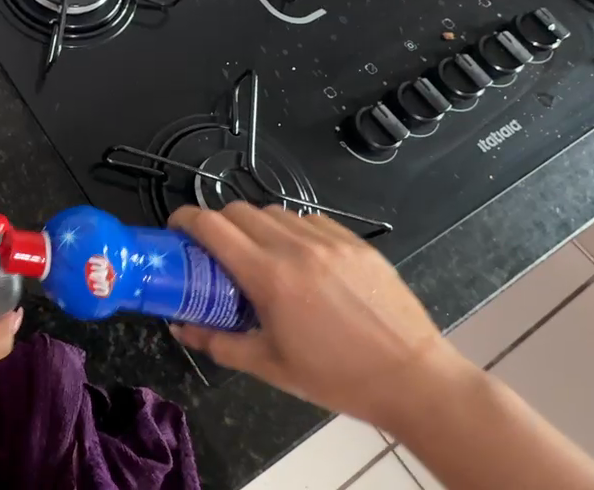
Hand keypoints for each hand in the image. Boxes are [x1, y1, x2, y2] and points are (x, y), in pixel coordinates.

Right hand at [167, 203, 469, 427]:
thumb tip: (180, 327)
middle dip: (217, 223)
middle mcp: (294, 248)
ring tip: (261, 255)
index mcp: (268, 276)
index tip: (176, 230)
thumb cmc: (338, 379)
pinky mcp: (356, 243)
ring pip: (273, 212)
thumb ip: (218, 342)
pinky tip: (301, 258)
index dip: (184, 219)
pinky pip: (310, 220)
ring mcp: (329, 242)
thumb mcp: (270, 367)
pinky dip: (293, 231)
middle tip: (217, 250)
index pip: (210, 225)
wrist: (417, 382)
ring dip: (255, 225)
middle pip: (236, 210)